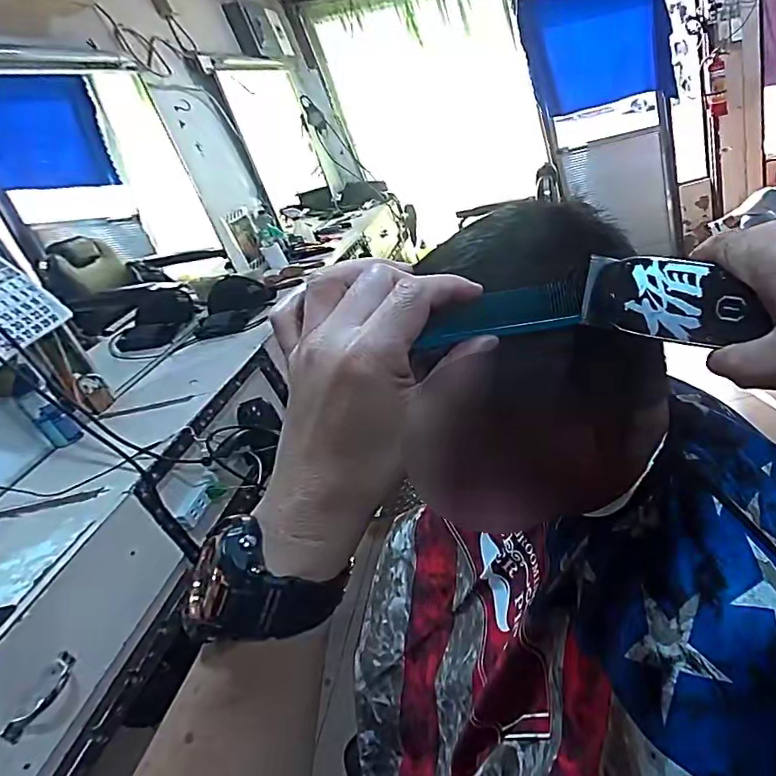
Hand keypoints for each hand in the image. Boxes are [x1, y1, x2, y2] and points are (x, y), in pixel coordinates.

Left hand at [258, 260, 488, 579]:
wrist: (318, 500)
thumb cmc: (371, 465)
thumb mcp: (426, 417)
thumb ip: (456, 370)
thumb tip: (484, 339)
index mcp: (369, 353)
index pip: (413, 294)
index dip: (449, 288)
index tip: (473, 296)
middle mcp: (331, 339)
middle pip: (374, 278)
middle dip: (415, 280)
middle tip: (441, 303)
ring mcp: (305, 345)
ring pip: (329, 280)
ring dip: (366, 275)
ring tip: (396, 290)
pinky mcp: (291, 358)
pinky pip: (292, 308)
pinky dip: (318, 294)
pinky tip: (341, 303)